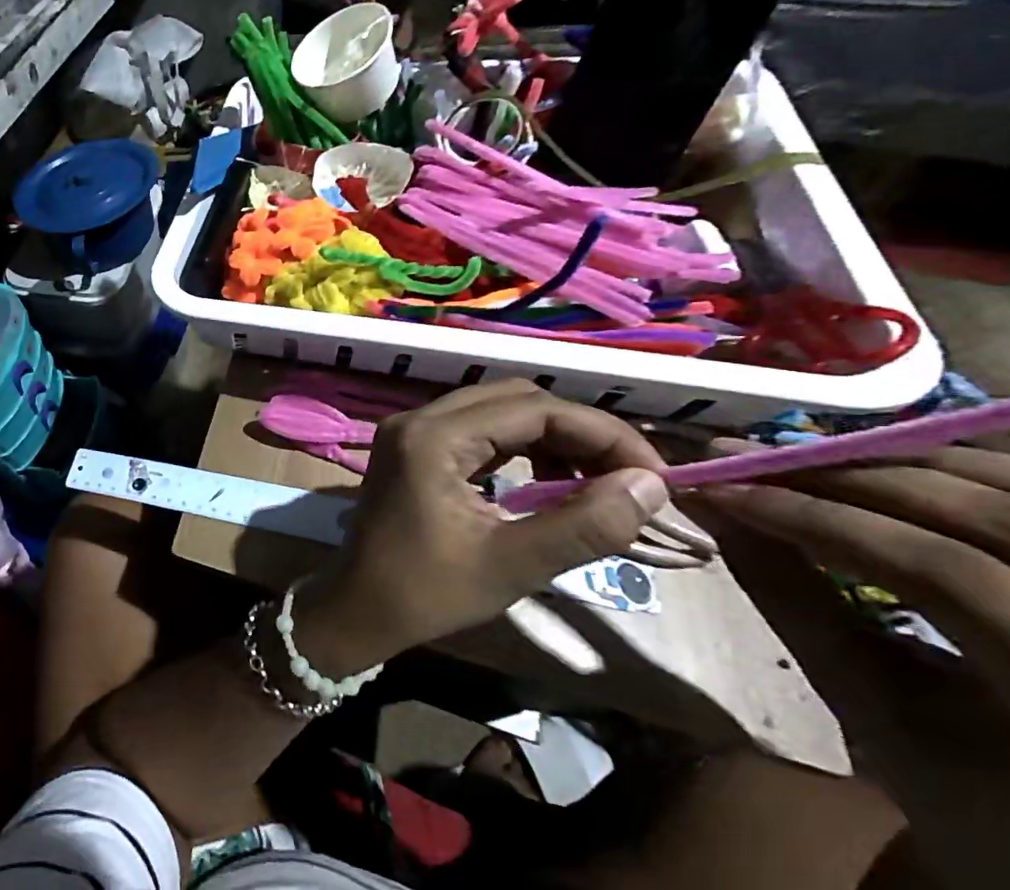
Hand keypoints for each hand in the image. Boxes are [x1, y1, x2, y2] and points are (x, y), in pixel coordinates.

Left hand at [294, 381, 670, 672]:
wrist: (357, 611)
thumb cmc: (425, 594)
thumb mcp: (511, 565)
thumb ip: (583, 525)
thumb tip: (649, 486)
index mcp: (433, 437)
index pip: (535, 409)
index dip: (602, 434)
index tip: (653, 475)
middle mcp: (419, 419)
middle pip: (517, 399)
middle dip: (579, 432)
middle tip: (628, 477)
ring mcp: (413, 430)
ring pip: (499, 411)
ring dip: (552, 438)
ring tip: (593, 483)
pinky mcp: (415, 448)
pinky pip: (479, 430)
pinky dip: (520, 448)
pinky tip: (547, 482)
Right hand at [686, 421, 1009, 885]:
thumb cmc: (986, 817)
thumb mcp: (884, 725)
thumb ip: (801, 610)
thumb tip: (723, 512)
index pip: (958, 580)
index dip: (831, 520)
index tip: (733, 489)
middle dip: (870, 479)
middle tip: (768, 455)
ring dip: (957, 458)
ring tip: (848, 449)